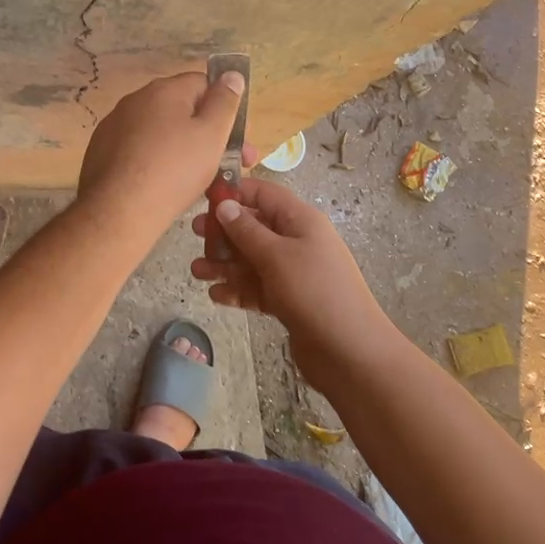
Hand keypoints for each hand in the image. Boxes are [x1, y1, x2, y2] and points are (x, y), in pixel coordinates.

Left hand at [77, 70, 245, 230]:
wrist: (118, 212)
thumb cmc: (173, 171)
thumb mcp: (211, 136)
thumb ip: (224, 102)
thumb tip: (231, 74)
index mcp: (163, 90)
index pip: (203, 84)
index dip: (223, 109)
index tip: (236, 140)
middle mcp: (135, 100)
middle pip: (180, 109)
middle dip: (206, 134)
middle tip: (227, 166)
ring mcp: (114, 126)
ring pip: (159, 132)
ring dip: (181, 148)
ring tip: (196, 181)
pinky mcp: (101, 151)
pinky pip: (138, 150)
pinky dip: (154, 161)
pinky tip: (162, 186)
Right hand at [189, 177, 392, 388]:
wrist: (350, 351)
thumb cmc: (314, 291)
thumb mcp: (276, 255)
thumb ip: (247, 230)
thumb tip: (225, 204)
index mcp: (300, 220)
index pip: (264, 194)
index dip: (236, 192)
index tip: (204, 197)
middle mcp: (297, 241)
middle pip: (254, 227)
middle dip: (224, 231)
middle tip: (194, 235)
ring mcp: (293, 273)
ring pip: (251, 260)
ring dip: (224, 264)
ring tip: (196, 272)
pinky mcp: (289, 301)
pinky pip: (257, 288)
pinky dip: (237, 289)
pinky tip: (216, 296)